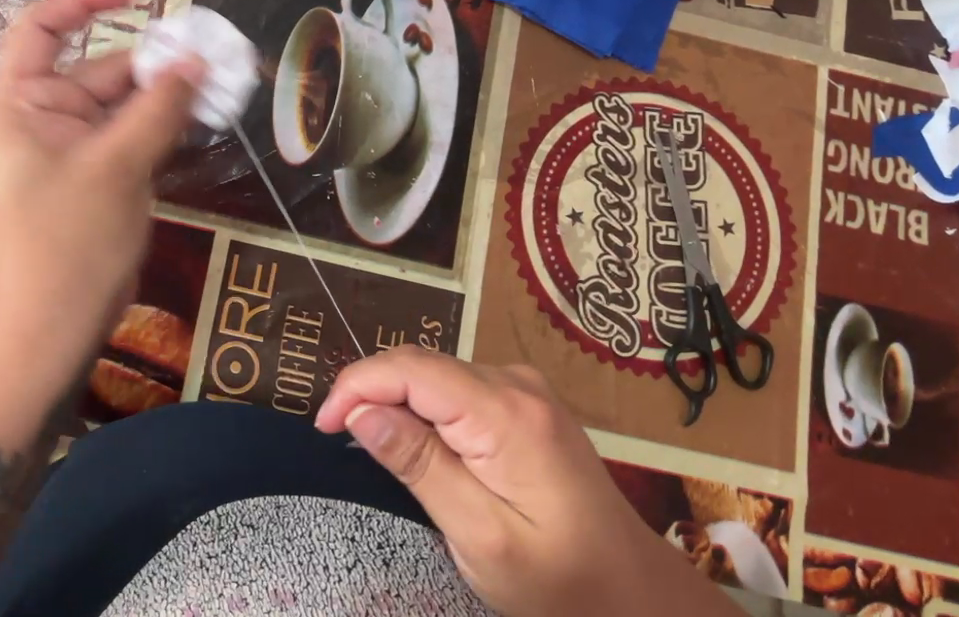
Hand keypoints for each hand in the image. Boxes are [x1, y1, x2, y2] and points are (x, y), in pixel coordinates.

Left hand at [0, 0, 201, 347]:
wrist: (59, 322)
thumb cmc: (71, 240)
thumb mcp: (117, 167)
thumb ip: (158, 109)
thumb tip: (196, 61)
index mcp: (22, 104)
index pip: (41, 28)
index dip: (84, 0)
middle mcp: (44, 118)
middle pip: (100, 68)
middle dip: (154, 63)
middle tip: (214, 58)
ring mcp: (72, 147)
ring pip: (124, 103)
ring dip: (166, 95)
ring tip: (219, 85)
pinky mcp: (97, 173)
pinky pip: (132, 134)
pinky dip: (163, 125)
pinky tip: (202, 117)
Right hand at [315, 347, 738, 616]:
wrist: (635, 594)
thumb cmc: (560, 582)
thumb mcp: (481, 537)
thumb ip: (419, 466)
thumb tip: (360, 412)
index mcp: (506, 413)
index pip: (411, 368)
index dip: (357, 385)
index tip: (323, 426)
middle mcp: (515, 382)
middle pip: (421, 364)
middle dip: (371, 392)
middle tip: (339, 440)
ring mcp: (523, 388)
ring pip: (435, 373)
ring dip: (395, 400)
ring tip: (374, 447)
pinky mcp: (525, 402)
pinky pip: (457, 388)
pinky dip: (423, 406)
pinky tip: (416, 443)